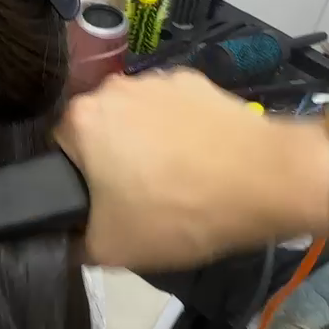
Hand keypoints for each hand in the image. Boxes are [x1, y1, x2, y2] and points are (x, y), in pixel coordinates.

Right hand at [57, 70, 328, 269]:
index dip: (79, 179)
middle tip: (138, 193)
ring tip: (176, 175)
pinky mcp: (193, 80)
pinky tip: (201, 155)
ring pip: (133, 115)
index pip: (59, 149)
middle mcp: (109, 88)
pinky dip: (179, 126)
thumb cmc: (180, 212)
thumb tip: (59, 236)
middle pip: (96, 127)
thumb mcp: (112, 249)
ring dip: (144, 139)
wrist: (269, 182)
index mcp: (79, 119)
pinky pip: (171, 106)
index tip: (104, 202)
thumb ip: (72, 242)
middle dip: (110, 155)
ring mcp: (154, 79)